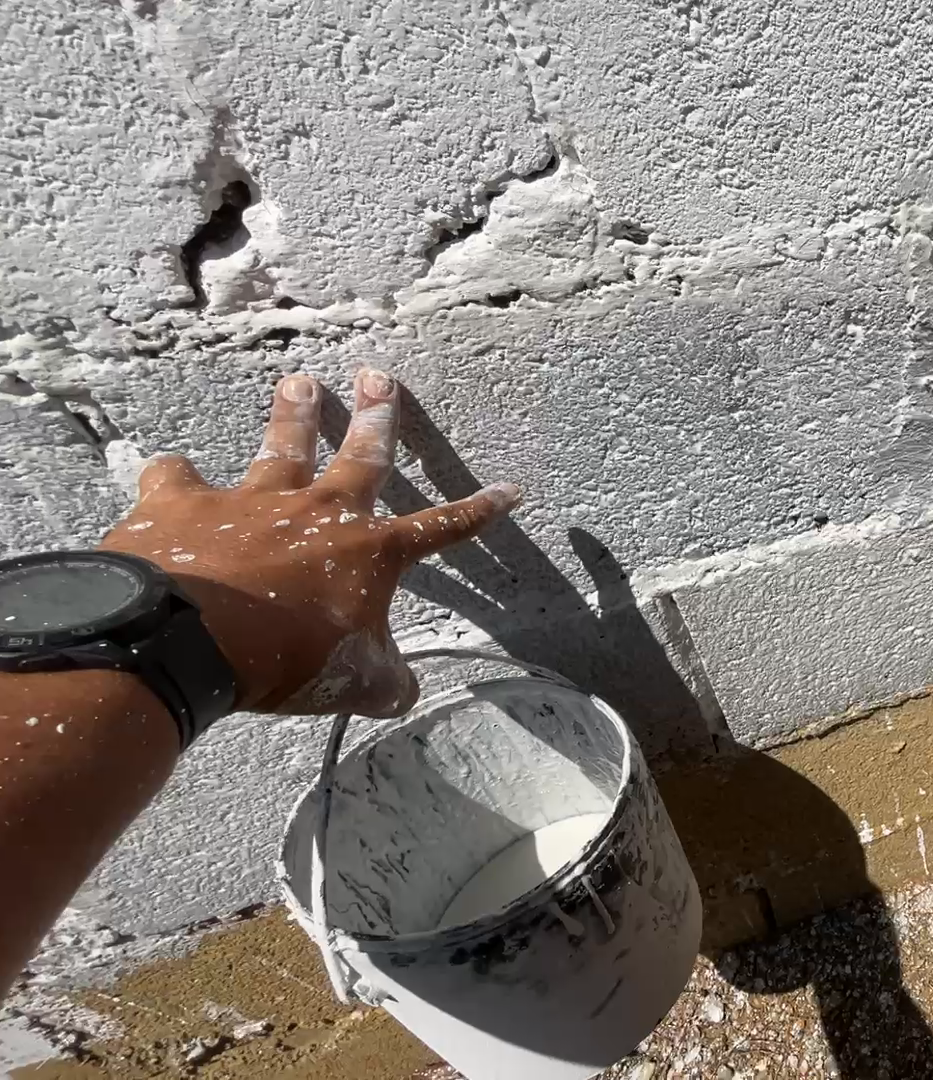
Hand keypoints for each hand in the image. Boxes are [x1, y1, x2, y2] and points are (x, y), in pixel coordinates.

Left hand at [99, 369, 519, 717]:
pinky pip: (176, 481)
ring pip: (281, 447)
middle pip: (362, 456)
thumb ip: (386, 681)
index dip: (483, 510)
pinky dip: (175, 477)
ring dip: (293, 414)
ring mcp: (252, 502)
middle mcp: (322, 512)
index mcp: (374, 550)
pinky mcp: (181, 506)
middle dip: (378, 417)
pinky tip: (170, 471)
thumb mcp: (356, 681)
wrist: (180, 642)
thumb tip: (404, 696)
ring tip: (298, 382)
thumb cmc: (287, 657)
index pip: (447, 527)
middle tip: (379, 377)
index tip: (511, 490)